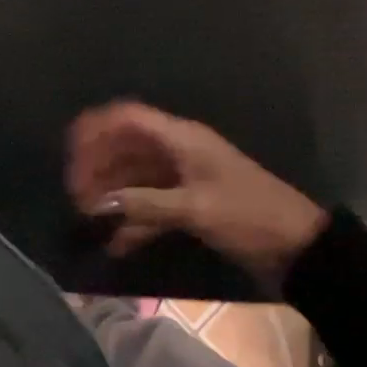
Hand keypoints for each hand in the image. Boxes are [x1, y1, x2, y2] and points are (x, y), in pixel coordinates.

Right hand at [67, 101, 329, 285]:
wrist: (298, 247)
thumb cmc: (248, 216)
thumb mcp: (195, 209)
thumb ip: (143, 204)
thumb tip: (97, 204)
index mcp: (182, 139)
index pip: (129, 118)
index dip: (96, 128)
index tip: (69, 149)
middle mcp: (179, 151)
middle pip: (128, 148)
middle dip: (98, 166)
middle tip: (74, 193)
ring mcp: (184, 178)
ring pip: (136, 178)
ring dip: (112, 194)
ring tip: (86, 217)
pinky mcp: (190, 205)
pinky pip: (152, 205)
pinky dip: (134, 220)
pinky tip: (116, 243)